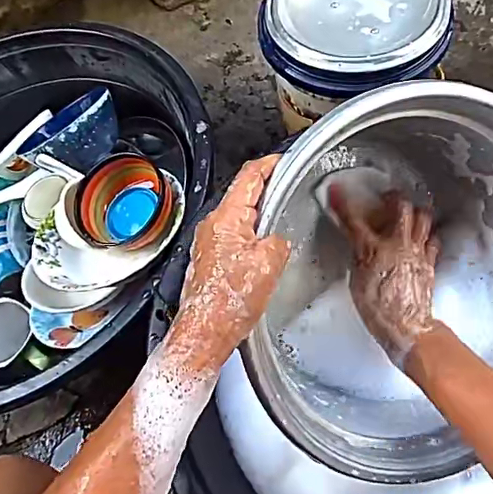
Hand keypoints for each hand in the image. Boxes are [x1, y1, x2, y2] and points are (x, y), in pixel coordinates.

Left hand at [172, 156, 290, 369]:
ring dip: (259, 214)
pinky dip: (251, 234)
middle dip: (267, 189)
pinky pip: (234, 236)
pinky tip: (265, 248)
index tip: (281, 160)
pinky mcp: (210, 258)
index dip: (268, 165)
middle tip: (288, 187)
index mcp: (226, 219)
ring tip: (280, 218)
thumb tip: (277, 238)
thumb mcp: (269, 263)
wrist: (204, 333)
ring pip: (239, 217)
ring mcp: (209, 242)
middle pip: (243, 195)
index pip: (248, 177)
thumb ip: (278, 239)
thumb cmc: (228, 303)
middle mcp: (212, 226)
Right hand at [340, 191, 438, 365]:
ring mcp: (417, 251)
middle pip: (401, 207)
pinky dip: (428, 234)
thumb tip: (359, 247)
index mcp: (373, 249)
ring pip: (422, 217)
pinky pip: (433, 239)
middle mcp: (398, 245)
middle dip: (393, 197)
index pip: (354, 221)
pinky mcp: (429, 262)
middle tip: (387, 196)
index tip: (338, 192)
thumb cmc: (379, 311)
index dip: (344, 204)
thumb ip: (359, 258)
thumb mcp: (357, 283)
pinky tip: (423, 237)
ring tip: (409, 210)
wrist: (406, 327)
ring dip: (416, 210)